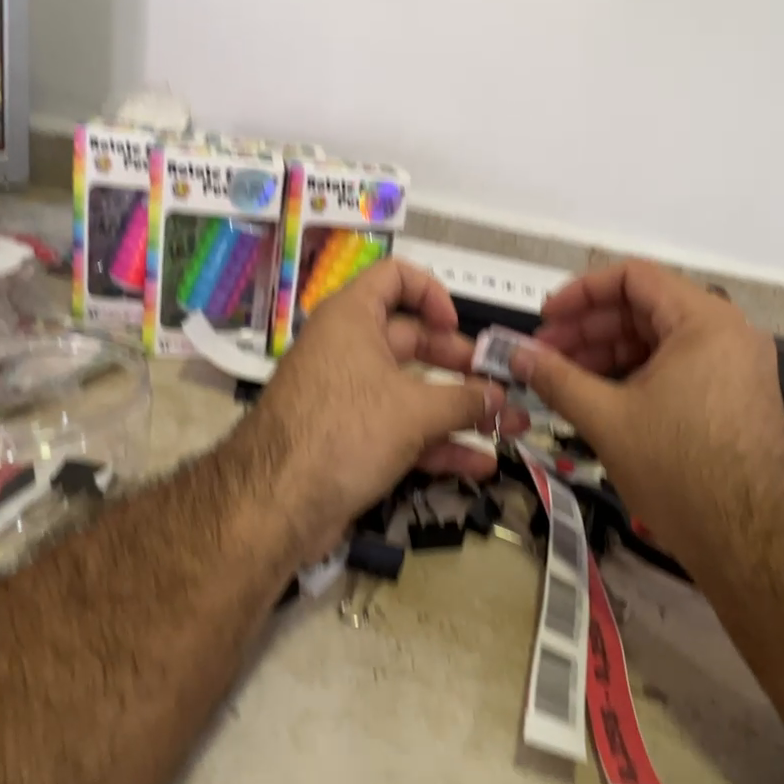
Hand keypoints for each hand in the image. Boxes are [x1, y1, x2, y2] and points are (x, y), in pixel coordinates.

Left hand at [242, 259, 526, 531]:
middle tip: (498, 385)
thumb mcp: (414, 411)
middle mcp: (348, 349)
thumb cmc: (345, 432)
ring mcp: (348, 396)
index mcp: (352, 318)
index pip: (394, 278)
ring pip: (412, 391)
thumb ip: (465, 400)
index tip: (458, 327)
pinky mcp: (350, 438)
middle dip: (461, 364)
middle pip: (413, 340)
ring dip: (459, 410)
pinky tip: (478, 464)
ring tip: (508, 427)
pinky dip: (437, 444)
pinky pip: (401, 429)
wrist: (274, 505)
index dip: (432, 293)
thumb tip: (501, 398)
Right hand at [511, 260, 783, 552]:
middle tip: (544, 355)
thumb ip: (557, 377)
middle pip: (646, 307)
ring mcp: (737, 365)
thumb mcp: (607, 419)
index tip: (545, 319)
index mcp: (705, 321)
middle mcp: (729, 332)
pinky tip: (601, 396)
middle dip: (589, 328)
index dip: (580, 293)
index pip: (634, 277)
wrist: (749, 542)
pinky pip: (679, 365)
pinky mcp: (736, 395)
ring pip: (661, 339)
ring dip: (609, 352)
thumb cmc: (679, 471)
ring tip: (564, 379)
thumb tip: (517, 355)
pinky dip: (637, 373)